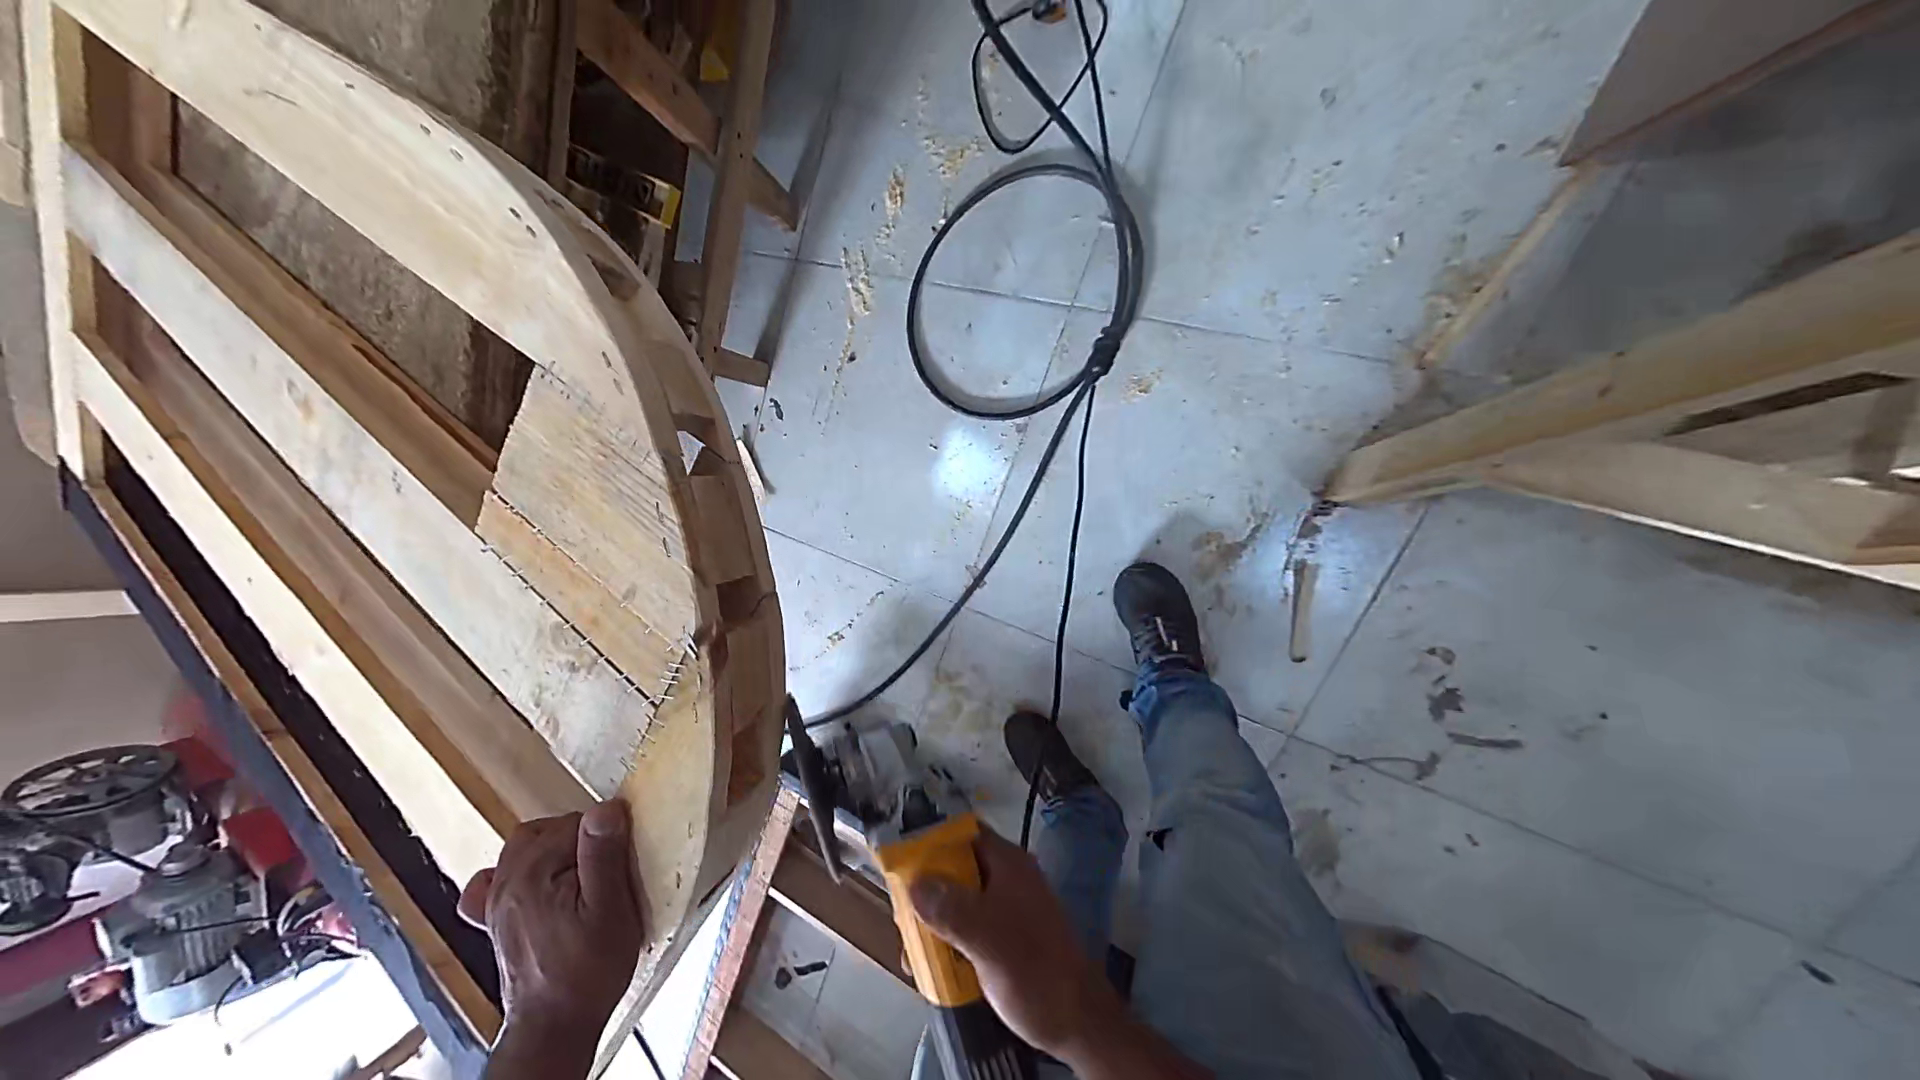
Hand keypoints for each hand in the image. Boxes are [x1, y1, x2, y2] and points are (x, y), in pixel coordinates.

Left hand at [459, 799, 643, 1070]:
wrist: (556, 1027)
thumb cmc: (589, 970)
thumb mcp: (612, 908)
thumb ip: (604, 856)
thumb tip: (605, 808)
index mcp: (533, 874)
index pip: (575, 822)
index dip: (606, 833)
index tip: (623, 859)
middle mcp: (506, 883)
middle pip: (547, 830)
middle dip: (582, 838)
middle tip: (608, 867)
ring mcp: (496, 902)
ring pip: (525, 848)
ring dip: (556, 849)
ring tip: (585, 873)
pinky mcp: (496, 920)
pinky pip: (497, 879)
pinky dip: (521, 871)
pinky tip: (543, 881)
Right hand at [907, 827, 1113, 1058]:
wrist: (1080, 1024)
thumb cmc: (1036, 972)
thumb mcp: (988, 939)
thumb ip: (951, 909)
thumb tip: (913, 883)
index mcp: (1007, 863)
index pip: (962, 832)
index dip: (929, 839)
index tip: (897, 861)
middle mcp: (1006, 877)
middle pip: (955, 867)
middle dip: (925, 889)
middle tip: (902, 918)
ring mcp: (1007, 906)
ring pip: (958, 899)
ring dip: (933, 920)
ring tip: (912, 951)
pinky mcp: (1005, 936)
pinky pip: (967, 925)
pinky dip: (948, 939)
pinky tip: (933, 968)